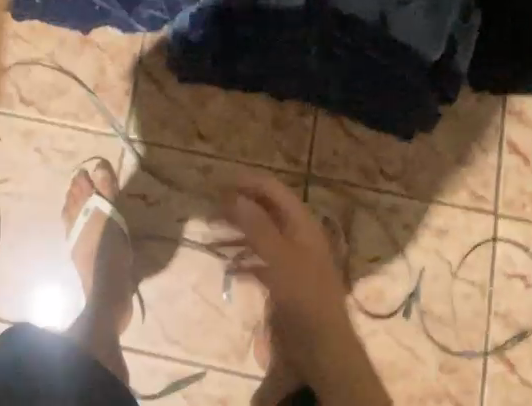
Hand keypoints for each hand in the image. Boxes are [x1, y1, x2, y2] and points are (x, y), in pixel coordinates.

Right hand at [222, 175, 361, 390]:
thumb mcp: (279, 258)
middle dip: (238, 206)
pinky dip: (243, 258)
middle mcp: (298, 235)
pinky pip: (260, 260)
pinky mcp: (284, 282)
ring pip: (260, 234)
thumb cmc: (304, 298)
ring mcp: (291, 259)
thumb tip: (233, 195)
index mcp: (302, 223)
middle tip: (209, 210)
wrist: (322, 350)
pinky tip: (227, 266)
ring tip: (212, 234)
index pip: (272, 189)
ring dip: (237, 231)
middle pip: (265, 210)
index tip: (216, 185)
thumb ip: (257, 226)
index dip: (246, 183)